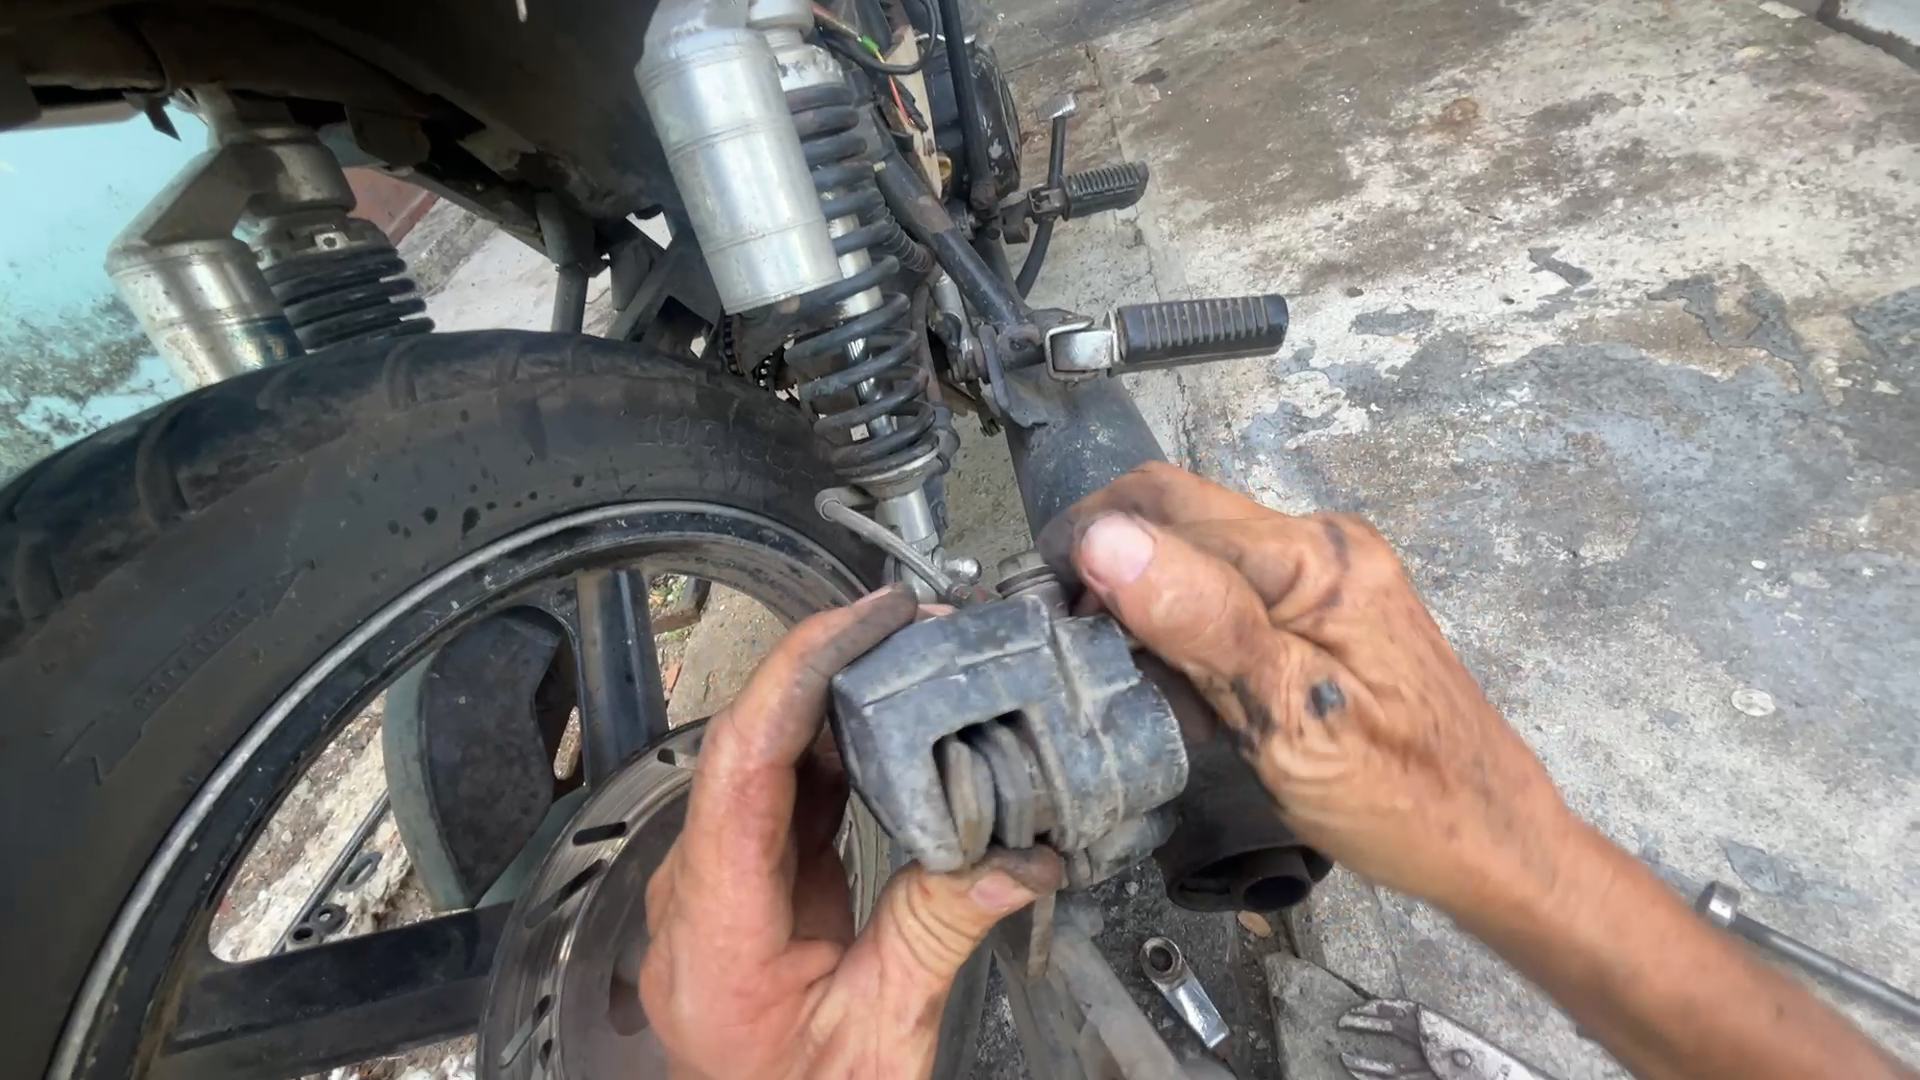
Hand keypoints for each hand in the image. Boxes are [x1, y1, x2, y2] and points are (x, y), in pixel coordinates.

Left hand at [638, 585, 1062, 1079]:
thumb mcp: (882, 1036)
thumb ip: (940, 934)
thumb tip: (1018, 853)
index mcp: (715, 930)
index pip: (742, 760)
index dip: (801, 672)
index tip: (867, 622)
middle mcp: (701, 886)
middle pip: (753, 736)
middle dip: (830, 664)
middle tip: (908, 624)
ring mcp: (724, 871)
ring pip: (773, 749)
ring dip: (839, 693)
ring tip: (909, 655)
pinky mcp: (754, 867)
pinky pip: (792, 781)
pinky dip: (841, 738)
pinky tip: (888, 716)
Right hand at [1041, 463, 1571, 912]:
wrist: (1489, 840)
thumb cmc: (1396, 797)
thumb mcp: (1286, 720)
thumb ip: (1199, 622)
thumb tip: (1103, 539)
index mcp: (1312, 558)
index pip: (1163, 506)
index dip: (1088, 542)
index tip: (1049, 612)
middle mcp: (1316, 539)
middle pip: (1175, 507)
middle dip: (1106, 555)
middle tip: (1072, 633)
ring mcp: (1319, 565)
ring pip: (1190, 541)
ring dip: (1137, 586)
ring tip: (1121, 660)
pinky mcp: (1315, 596)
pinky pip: (1219, 574)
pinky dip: (1173, 609)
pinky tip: (1172, 666)